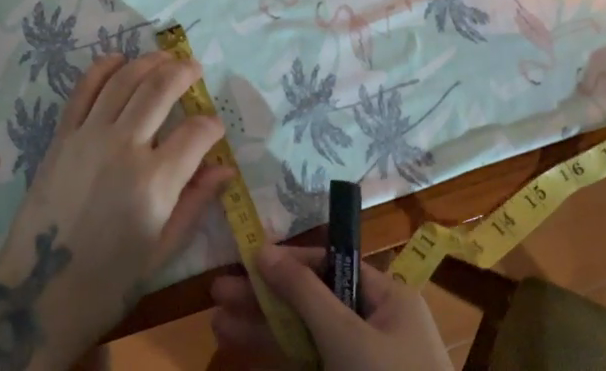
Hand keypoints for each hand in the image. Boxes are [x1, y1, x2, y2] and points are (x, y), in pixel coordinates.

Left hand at [0, 52, 232, 369]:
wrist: (42, 288)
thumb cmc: (110, 281)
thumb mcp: (162, 250)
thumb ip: (195, 204)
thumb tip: (225, 170)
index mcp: (156, 181)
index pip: (195, 134)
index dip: (211, 126)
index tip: (216, 127)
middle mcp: (124, 147)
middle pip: (159, 91)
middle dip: (182, 73)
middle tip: (194, 67)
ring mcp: (89, 136)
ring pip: (124, 81)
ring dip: (147, 62)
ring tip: (165, 57)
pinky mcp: (63, 135)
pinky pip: (84, 90)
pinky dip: (102, 69)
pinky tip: (117, 59)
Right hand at [210, 245, 452, 370]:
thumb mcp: (345, 334)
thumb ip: (303, 290)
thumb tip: (263, 248)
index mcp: (389, 299)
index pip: (331, 264)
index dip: (289, 259)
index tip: (247, 257)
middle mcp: (375, 322)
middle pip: (312, 296)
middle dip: (265, 294)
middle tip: (219, 290)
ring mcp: (361, 357)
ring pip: (304, 330)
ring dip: (262, 324)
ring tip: (216, 322)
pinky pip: (308, 357)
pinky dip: (277, 349)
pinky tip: (241, 343)